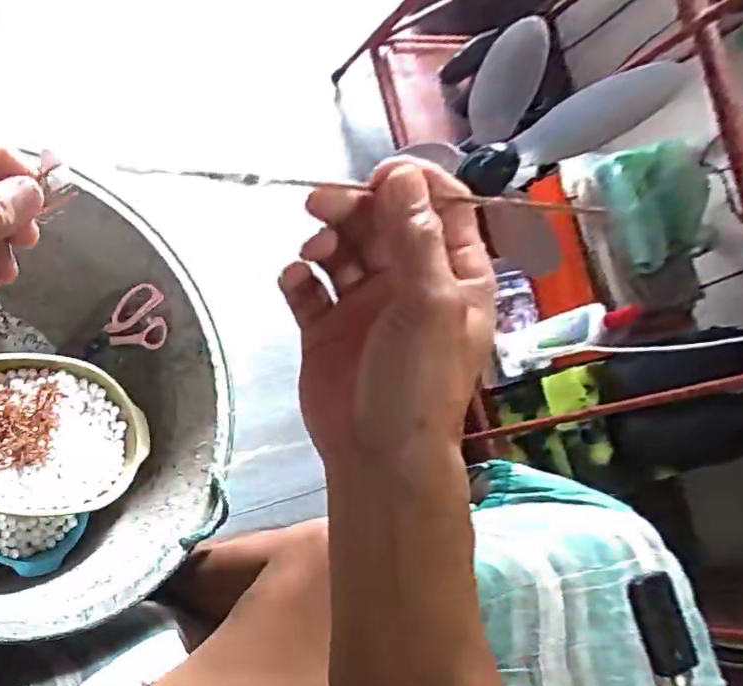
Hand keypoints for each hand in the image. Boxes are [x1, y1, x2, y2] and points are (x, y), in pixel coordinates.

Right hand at [279, 160, 494, 477]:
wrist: (376, 450)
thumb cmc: (418, 381)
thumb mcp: (429, 304)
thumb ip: (415, 239)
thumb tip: (399, 177)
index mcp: (450, 271)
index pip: (436, 208)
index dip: (410, 185)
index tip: (377, 177)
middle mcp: (405, 282)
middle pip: (380, 225)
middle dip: (353, 209)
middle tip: (319, 203)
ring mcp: (361, 307)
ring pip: (341, 255)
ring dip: (325, 243)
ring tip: (311, 253)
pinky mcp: (323, 331)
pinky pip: (308, 293)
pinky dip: (298, 281)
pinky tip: (293, 280)